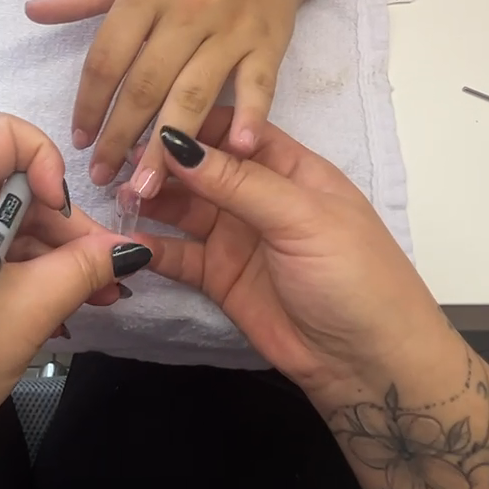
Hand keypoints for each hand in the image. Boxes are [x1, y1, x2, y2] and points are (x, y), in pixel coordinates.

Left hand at [0, 114, 146, 457]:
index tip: (61, 211)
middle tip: (107, 272)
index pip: (3, 132)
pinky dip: (27, 267)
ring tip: (99, 297)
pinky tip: (63, 306)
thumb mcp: (32, 309)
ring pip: (6, 219)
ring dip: (55, 252)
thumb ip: (85, 268)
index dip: (44, 158)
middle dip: (65, 223)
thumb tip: (130, 248)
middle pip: (13, 182)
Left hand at [25, 0, 342, 198]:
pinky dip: (248, 118)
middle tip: (102, 176)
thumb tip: (31, 9)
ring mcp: (231, 28)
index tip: (78, 139)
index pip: (107, 57)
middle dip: (119, 136)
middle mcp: (188, 8)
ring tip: (144, 187)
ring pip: (192, 95)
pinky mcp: (269, 45)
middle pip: (145, 84)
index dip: (89, 103)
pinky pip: (258, 87)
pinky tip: (234, 151)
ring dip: (166, 146)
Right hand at [129, 109, 450, 397]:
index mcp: (289, 168)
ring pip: (181, 206)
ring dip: (151, 200)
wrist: (368, 366)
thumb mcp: (302, 218)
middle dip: (163, 163)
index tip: (151, 123)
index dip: (193, 123)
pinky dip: (151, 246)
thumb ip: (238, 181)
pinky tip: (126, 240)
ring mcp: (234, 235)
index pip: (232, 130)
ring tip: (120, 197)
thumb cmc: (354, 277)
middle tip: (124, 165)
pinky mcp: (217, 275)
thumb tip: (176, 142)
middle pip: (200, 166)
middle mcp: (257, 195)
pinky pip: (176, 253)